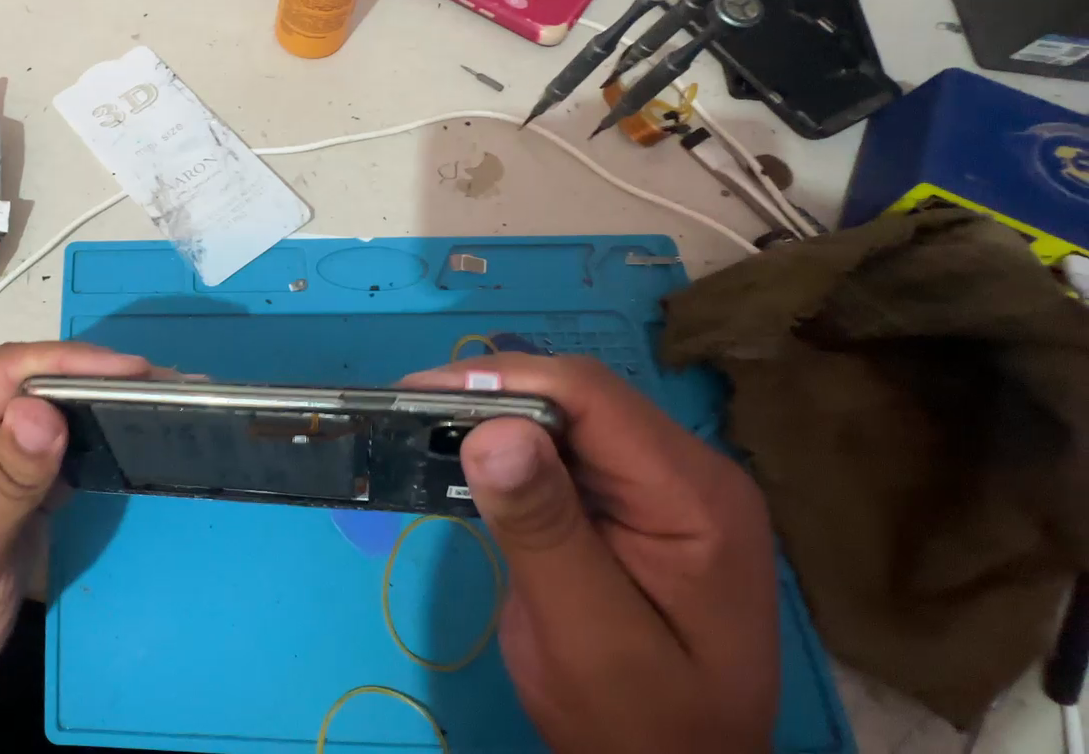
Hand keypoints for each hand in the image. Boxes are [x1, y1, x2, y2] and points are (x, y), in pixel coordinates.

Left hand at [0, 342, 149, 748]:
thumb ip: (3, 481)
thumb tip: (43, 407)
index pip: (4, 370)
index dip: (71, 362)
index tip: (136, 371)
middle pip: (27, 379)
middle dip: (93, 377)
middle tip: (164, 386)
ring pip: (43, 407)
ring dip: (96, 403)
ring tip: (158, 403)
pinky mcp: (1, 481)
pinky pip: (47, 444)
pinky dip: (87, 439)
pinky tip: (124, 439)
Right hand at [400, 353, 778, 753]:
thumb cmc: (636, 721)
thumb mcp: (586, 634)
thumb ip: (545, 530)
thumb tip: (493, 432)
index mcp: (693, 494)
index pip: (592, 396)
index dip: (502, 381)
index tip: (419, 393)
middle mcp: (683, 471)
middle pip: (576, 395)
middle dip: (489, 392)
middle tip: (407, 408)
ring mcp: (656, 484)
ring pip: (562, 413)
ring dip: (491, 412)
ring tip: (421, 421)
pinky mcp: (624, 499)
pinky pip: (559, 446)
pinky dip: (504, 442)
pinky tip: (461, 451)